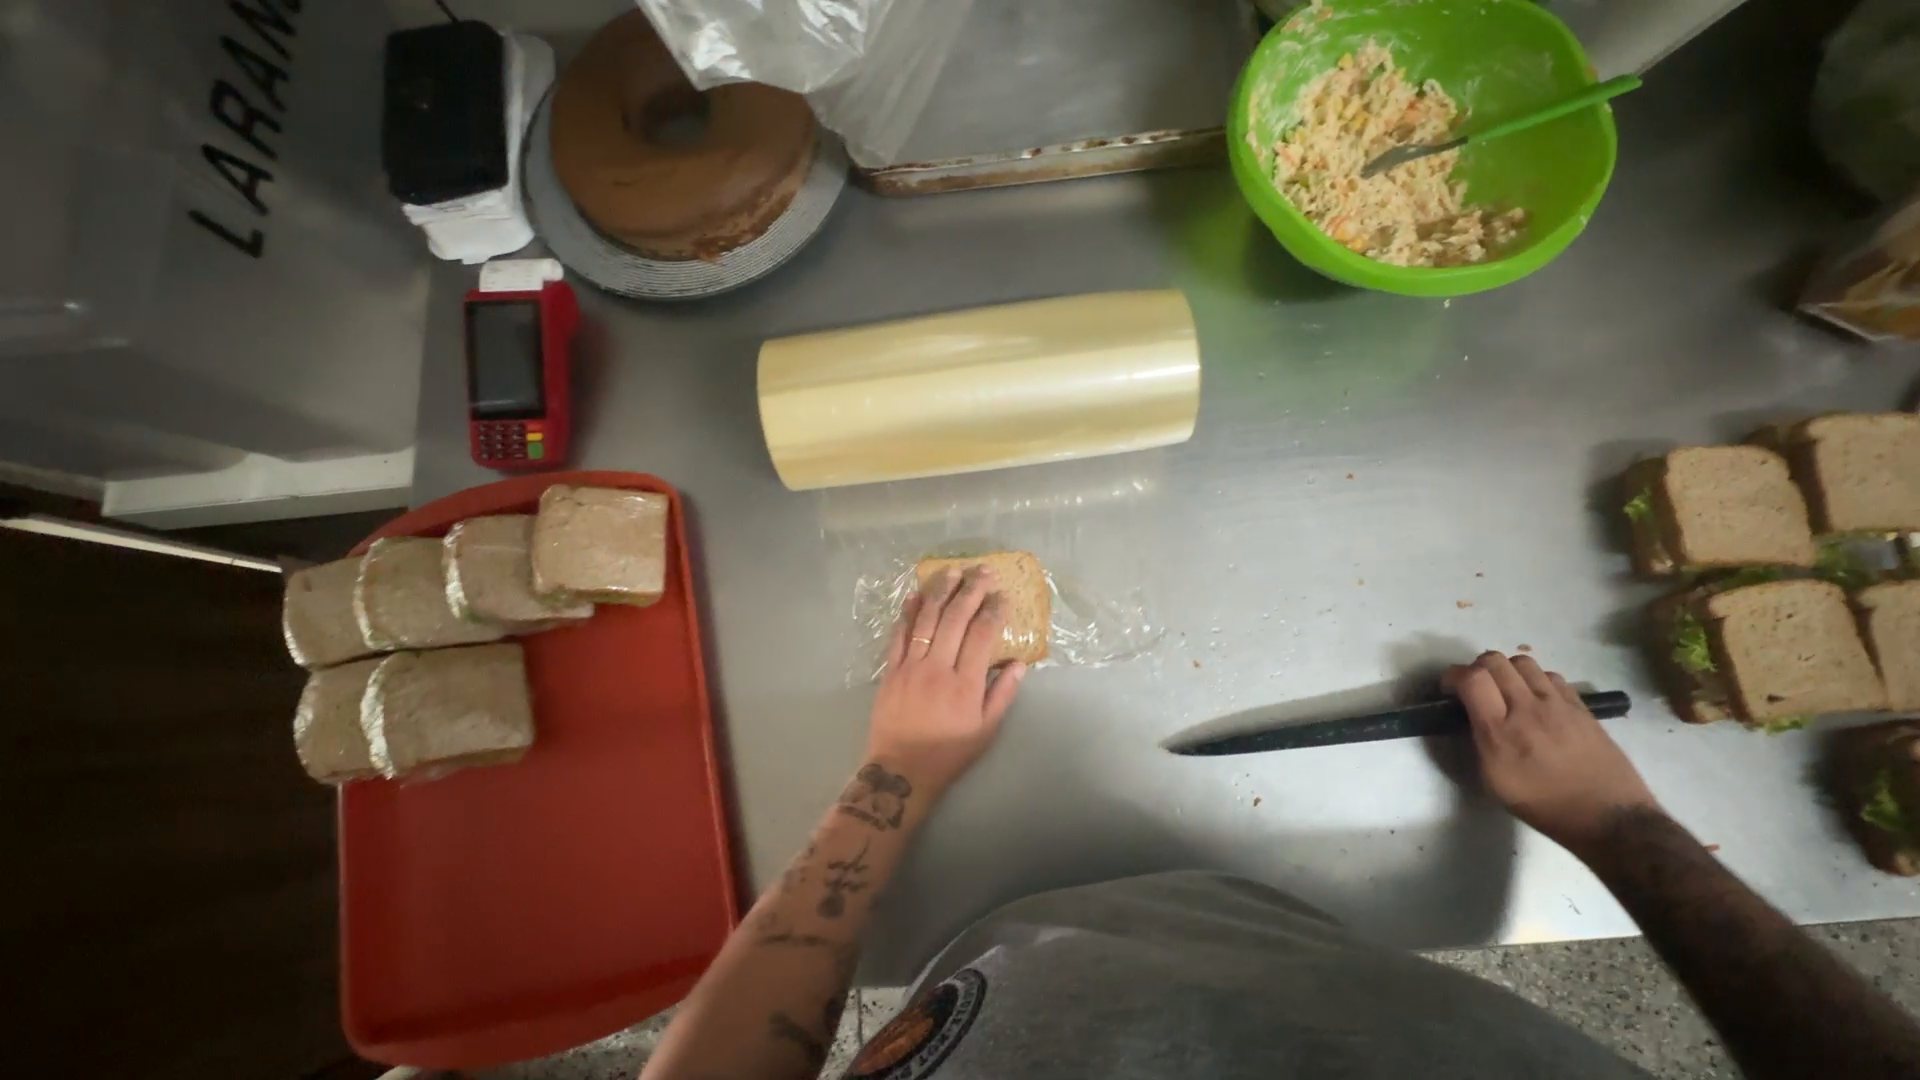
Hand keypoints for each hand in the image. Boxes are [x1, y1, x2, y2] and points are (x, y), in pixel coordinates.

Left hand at [865, 569, 1025, 793]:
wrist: (901, 769)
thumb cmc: (949, 752)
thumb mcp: (986, 730)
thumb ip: (1003, 694)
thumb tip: (1020, 664)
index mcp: (965, 683)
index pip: (982, 635)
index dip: (994, 611)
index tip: (1002, 596)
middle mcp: (938, 668)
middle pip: (955, 619)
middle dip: (971, 590)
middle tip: (982, 570)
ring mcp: (911, 666)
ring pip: (926, 620)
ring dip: (940, 592)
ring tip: (952, 571)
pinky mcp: (890, 670)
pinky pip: (898, 635)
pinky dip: (907, 613)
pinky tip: (915, 595)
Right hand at [1444, 651, 1659, 855]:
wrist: (1609, 818)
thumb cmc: (1543, 804)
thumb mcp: (1493, 781)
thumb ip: (1477, 741)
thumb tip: (1470, 716)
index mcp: (1500, 731)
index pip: (1472, 678)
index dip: (1452, 676)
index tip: (1449, 690)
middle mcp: (1528, 709)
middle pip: (1495, 661)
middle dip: (1476, 667)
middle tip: (1476, 687)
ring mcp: (1559, 705)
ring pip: (1524, 662)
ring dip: (1507, 670)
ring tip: (1507, 690)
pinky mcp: (1582, 708)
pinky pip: (1552, 676)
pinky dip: (1536, 680)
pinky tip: (1537, 699)